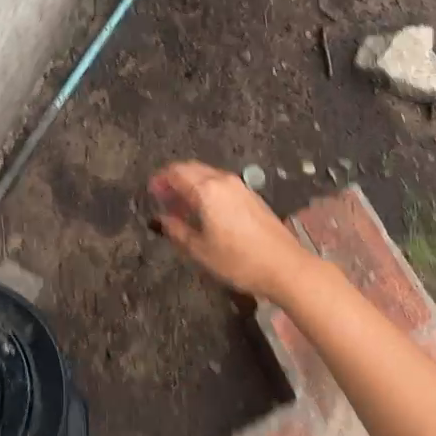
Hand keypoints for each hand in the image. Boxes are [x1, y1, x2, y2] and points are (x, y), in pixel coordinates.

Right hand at [147, 161, 317, 300]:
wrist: (284, 266)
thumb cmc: (238, 261)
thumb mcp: (200, 250)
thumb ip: (177, 231)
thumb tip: (162, 220)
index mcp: (207, 190)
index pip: (177, 172)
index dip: (160, 180)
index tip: (151, 192)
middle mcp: (224, 181)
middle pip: (192, 169)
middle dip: (174, 180)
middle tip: (163, 200)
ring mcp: (240, 187)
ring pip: (208, 176)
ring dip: (191, 186)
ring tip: (181, 209)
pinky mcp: (251, 197)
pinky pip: (221, 185)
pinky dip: (207, 191)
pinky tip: (204, 212)